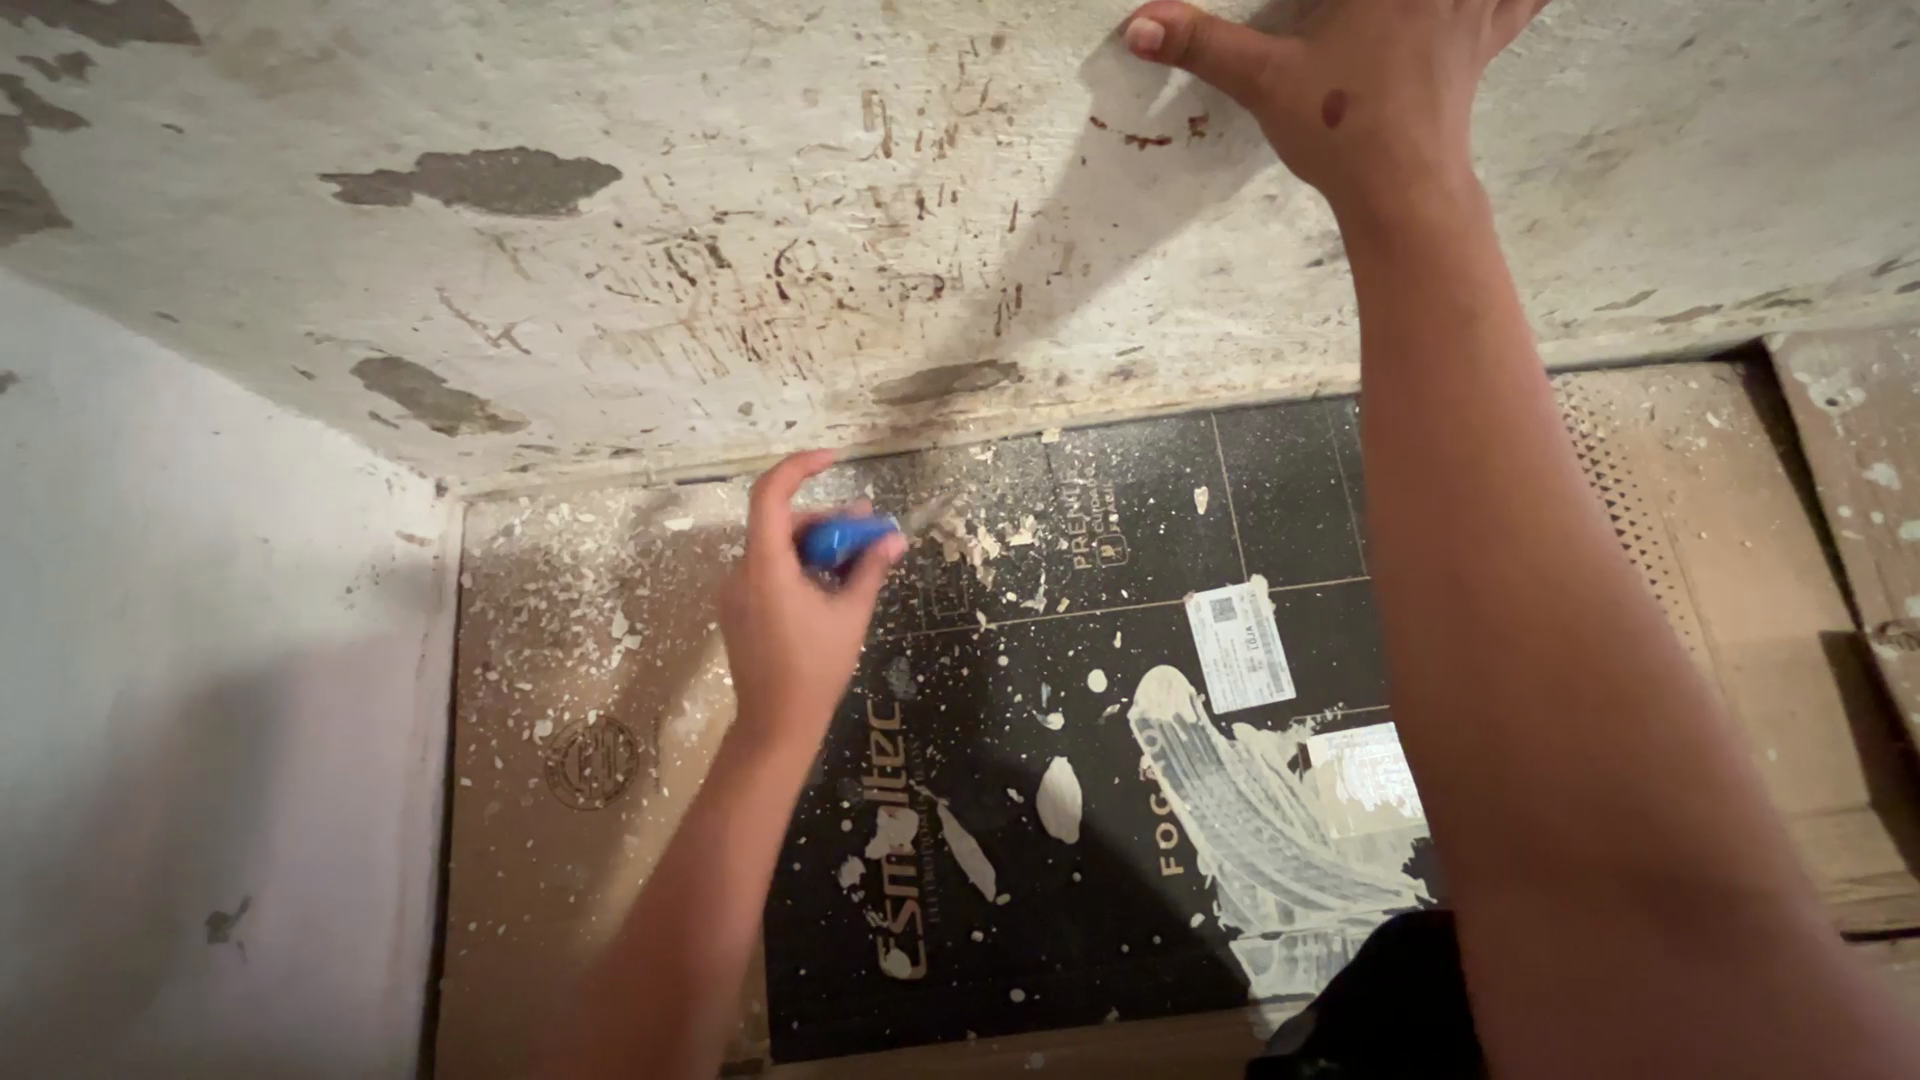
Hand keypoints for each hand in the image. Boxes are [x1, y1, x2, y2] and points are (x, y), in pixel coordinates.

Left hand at [717, 450, 906, 747]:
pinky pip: (770, 570)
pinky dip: (802, 565)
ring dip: (818, 544)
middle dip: (829, 520)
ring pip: (778, 547)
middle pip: (783, 523)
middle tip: (871, 527)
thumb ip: (870, 569)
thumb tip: (896, 540)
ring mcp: (735, 590)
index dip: (800, 467)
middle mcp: (741, 571)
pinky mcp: (738, 608)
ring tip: (859, 556)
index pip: (771, 494)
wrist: (776, 725)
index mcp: (765, 567)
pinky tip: (832, 581)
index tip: (834, 459)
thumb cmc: (816, 669)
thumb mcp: (851, 615)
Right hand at [1121, 0, 1548, 216]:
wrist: (1400, 188)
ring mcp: (1472, 2)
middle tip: (1367, 5)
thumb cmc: (1338, 126)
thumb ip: (1204, 46)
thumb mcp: (1264, 80)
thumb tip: (1137, 25)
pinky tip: (1506, 3)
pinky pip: (1521, 0)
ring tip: (1424, 6)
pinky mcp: (1485, 39)